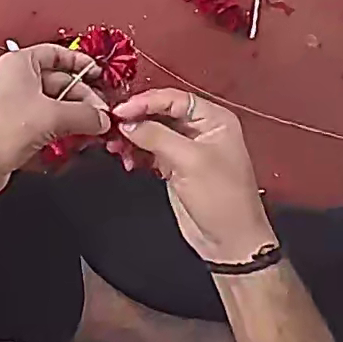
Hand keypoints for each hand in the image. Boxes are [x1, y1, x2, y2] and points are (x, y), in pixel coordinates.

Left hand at [0, 44, 111, 194]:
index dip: (80, 62)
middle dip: (84, 98)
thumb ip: (85, 114)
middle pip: (60, 81)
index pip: (56, 53)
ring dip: (76, 117)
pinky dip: (63, 131)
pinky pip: (47, 125)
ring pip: (55, 106)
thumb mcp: (52, 116)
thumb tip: (103, 118)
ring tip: (95, 129)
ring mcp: (15, 106)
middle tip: (103, 114)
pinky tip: (78, 141)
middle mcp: (17, 81)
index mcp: (20, 64)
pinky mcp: (16, 130)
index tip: (100, 74)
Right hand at [111, 90, 276, 264]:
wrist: (229, 242)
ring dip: (133, 137)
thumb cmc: (222, 198)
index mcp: (214, 119)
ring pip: (153, 131)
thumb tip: (127, 123)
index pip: (174, 99)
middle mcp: (201, 128)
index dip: (146, 101)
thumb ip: (157, 137)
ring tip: (115, 147)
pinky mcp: (175, 166)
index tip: (121, 110)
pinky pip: (150, 150)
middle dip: (136, 119)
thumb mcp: (190, 161)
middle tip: (113, 126)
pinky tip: (127, 160)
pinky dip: (136, 152)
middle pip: (161, 112)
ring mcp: (187, 147)